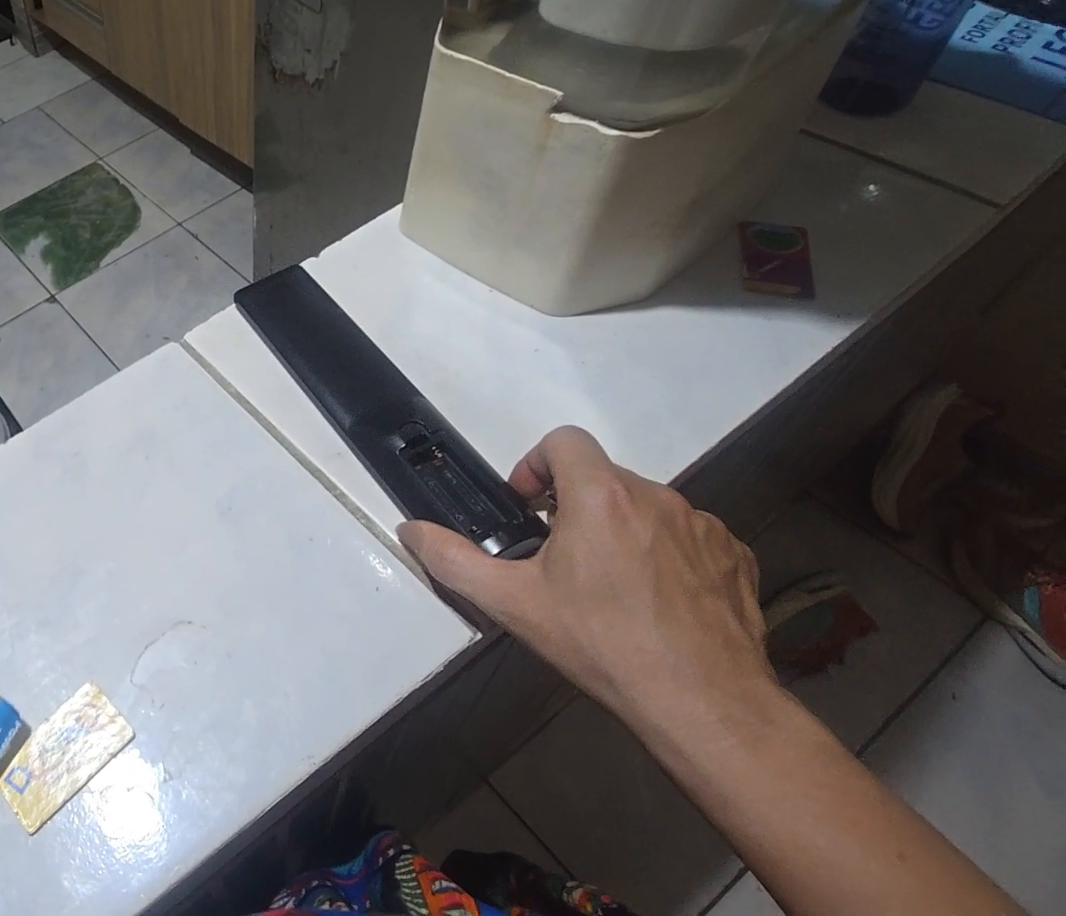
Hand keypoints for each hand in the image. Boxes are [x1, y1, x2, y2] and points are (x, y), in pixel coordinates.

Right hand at [398, 426, 776, 736]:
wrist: (703, 703)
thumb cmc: (600, 644)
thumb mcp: (511, 603)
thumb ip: (451, 559)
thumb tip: (410, 529)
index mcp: (601, 497)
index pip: (564, 441)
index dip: (537, 464)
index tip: (528, 507)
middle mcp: (657, 498)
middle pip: (603, 477)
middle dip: (574, 505)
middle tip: (559, 559)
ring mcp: (704, 527)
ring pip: (646, 508)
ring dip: (620, 530)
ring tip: (610, 586)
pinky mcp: (735, 557)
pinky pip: (688, 537)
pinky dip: (666, 555)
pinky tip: (657, 602)